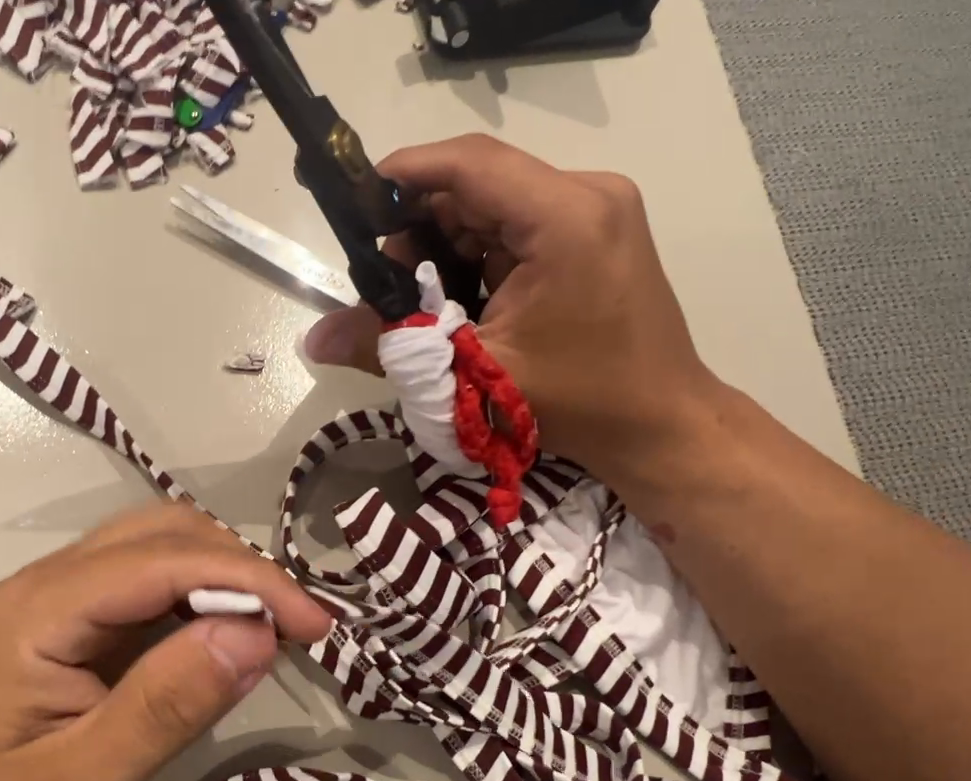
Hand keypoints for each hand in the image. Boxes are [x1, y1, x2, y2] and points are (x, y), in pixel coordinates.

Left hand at [0, 503, 331, 780]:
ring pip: (160, 545)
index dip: (249, 581)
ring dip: (227, 575)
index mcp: (43, 610)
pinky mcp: (75, 617)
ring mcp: (60, 595)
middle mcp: (50, 581)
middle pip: (164, 532)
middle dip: (243, 569)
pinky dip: (203, 595)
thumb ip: (167, 706)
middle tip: (300, 629)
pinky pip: (151, 581)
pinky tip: (230, 635)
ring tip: (276, 630)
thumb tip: (255, 636)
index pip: (163, 562)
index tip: (316, 625)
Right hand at [300, 134, 725, 486]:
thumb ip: (387, 346)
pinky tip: (454, 297)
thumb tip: (312, 341)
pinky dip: (478, 254)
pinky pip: (519, 225)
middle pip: (479, 183)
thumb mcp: (472, 375)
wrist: (658, 426)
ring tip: (412, 296)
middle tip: (378, 276)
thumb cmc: (578, 400)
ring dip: (446, 241)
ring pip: (496, 205)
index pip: (469, 164)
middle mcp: (586, 195)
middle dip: (419, 221)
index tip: (353, 199)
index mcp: (565, 216)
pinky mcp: (596, 234)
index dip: (405, 173)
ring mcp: (596, 213)